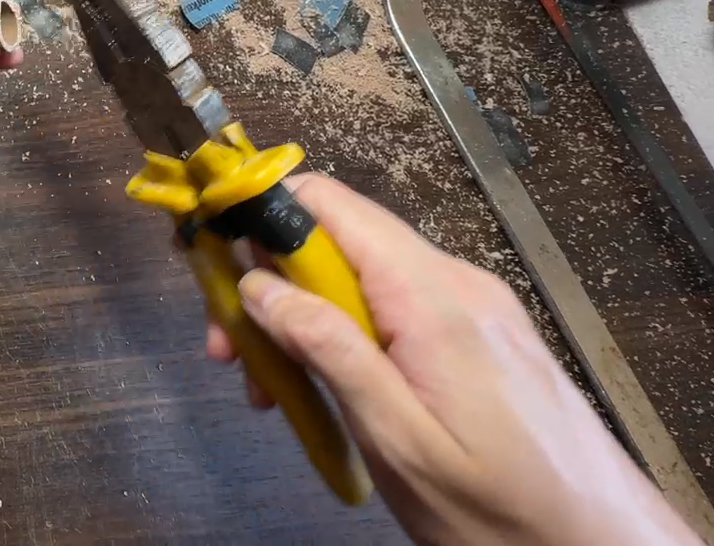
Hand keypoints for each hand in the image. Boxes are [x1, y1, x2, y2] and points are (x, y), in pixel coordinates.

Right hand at [210, 174, 697, 544]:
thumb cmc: (506, 511)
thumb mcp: (400, 437)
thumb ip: (328, 348)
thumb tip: (256, 283)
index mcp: (433, 295)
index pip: (327, 203)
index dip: (257, 208)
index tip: (207, 251)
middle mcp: (448, 282)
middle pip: (324, 243)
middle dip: (263, 284)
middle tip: (227, 346)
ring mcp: (461, 308)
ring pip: (343, 280)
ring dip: (290, 320)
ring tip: (264, 383)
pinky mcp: (464, 336)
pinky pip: (376, 310)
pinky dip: (330, 338)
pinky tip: (313, 389)